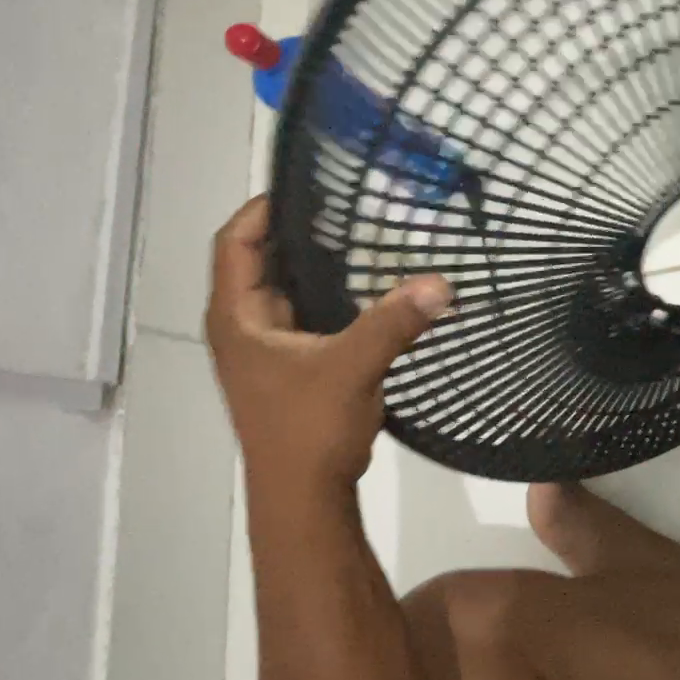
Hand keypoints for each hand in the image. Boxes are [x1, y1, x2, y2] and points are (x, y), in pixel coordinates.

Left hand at [205, 197, 452, 492]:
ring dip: (318, 266)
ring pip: (288, 292)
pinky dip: (333, 297)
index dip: (263, 210)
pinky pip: (310, 316)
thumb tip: (442, 282)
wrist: (303, 496)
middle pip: (262, 263)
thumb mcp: (352, 368)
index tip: (307, 184)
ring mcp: (268, 351)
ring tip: (365, 239)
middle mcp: (245, 328)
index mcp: (238, 318)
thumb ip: (395, 322)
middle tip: (349, 205)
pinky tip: (370, 292)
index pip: (237, 243)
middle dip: (299, 232)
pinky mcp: (293, 369)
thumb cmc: (308, 428)